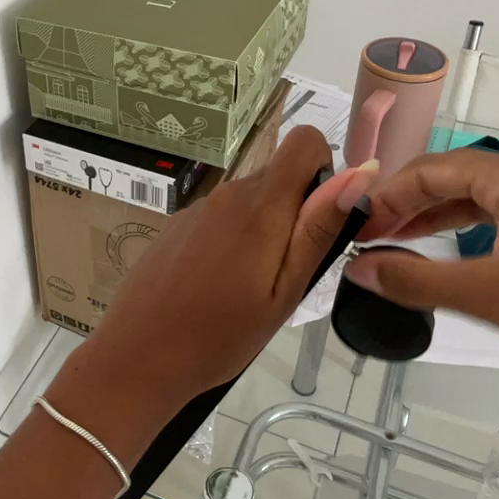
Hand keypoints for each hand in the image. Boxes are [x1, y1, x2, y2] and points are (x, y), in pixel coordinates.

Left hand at [49, 127, 376, 432]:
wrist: (139, 357)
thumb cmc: (221, 336)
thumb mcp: (285, 291)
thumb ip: (319, 229)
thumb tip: (359, 172)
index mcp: (260, 206)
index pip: (303, 141)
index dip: (323, 168)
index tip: (318, 219)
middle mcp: (227, 194)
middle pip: (277, 177)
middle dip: (293, 213)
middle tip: (282, 274)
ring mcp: (196, 210)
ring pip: (247, 201)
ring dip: (261, 231)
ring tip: (247, 289)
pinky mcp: (175, 226)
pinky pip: (218, 218)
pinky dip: (229, 241)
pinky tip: (214, 287)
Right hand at [343, 149, 498, 394]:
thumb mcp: (491, 297)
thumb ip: (416, 281)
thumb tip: (357, 270)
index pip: (432, 169)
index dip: (387, 195)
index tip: (352, 225)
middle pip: (455, 183)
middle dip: (408, 209)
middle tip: (367, 240)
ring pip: (482, 208)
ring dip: (436, 226)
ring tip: (397, 251)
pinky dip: (470, 245)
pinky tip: (454, 268)